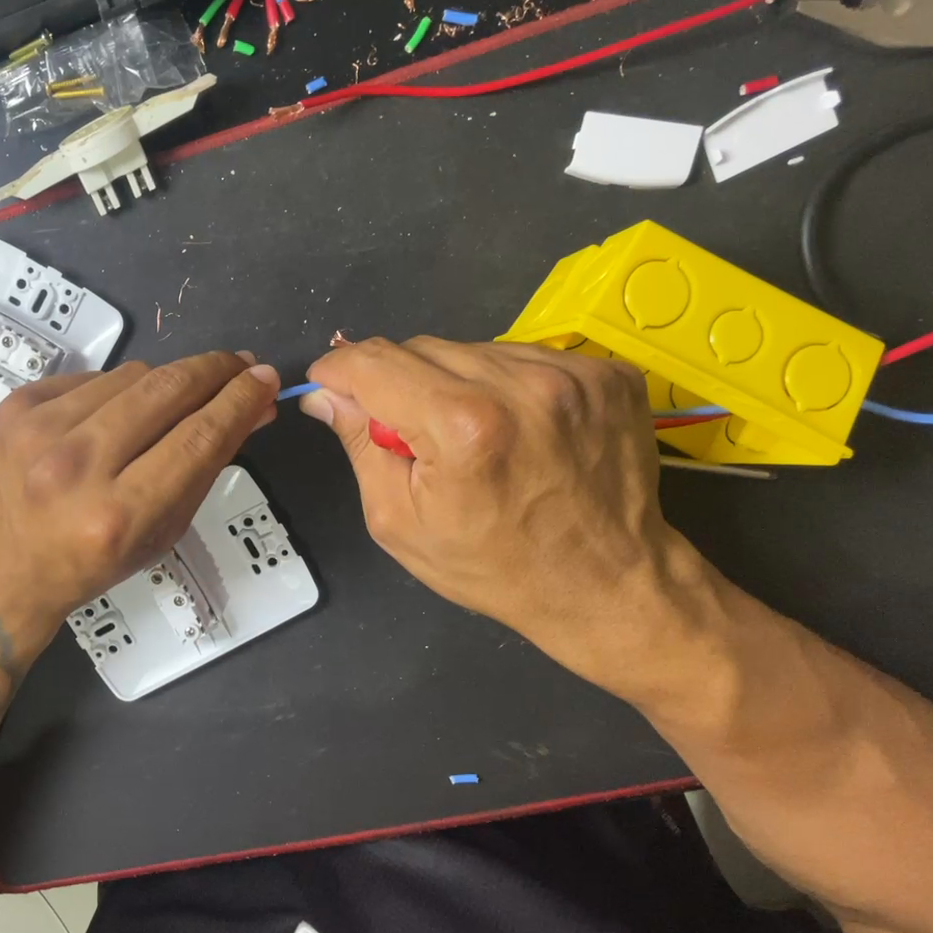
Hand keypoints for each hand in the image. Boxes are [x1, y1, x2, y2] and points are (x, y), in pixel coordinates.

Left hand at [0, 351, 279, 653]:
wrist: (5, 571)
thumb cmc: (93, 564)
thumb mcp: (162, 532)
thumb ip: (207, 467)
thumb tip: (251, 404)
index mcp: (117, 515)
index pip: (197, 437)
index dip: (239, 400)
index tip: (265, 379)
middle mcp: (74, 467)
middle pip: (165, 390)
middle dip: (213, 370)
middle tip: (239, 366)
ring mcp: (37, 431)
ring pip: (130, 375)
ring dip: (163, 383)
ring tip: (172, 403)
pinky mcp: (15, 407)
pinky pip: (90, 377)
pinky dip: (114, 391)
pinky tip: (114, 415)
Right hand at [300, 337, 709, 680]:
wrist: (606, 583)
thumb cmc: (491, 567)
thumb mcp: (398, 521)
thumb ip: (360, 445)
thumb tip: (326, 396)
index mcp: (460, 426)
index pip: (373, 363)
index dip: (338, 370)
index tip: (327, 385)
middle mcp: (519, 383)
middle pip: (420, 348)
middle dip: (394, 381)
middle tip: (404, 431)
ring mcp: (571, 372)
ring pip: (472, 349)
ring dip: (451, 381)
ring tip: (468, 434)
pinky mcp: (606, 372)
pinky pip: (524, 356)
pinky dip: (503, 384)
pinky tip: (514, 427)